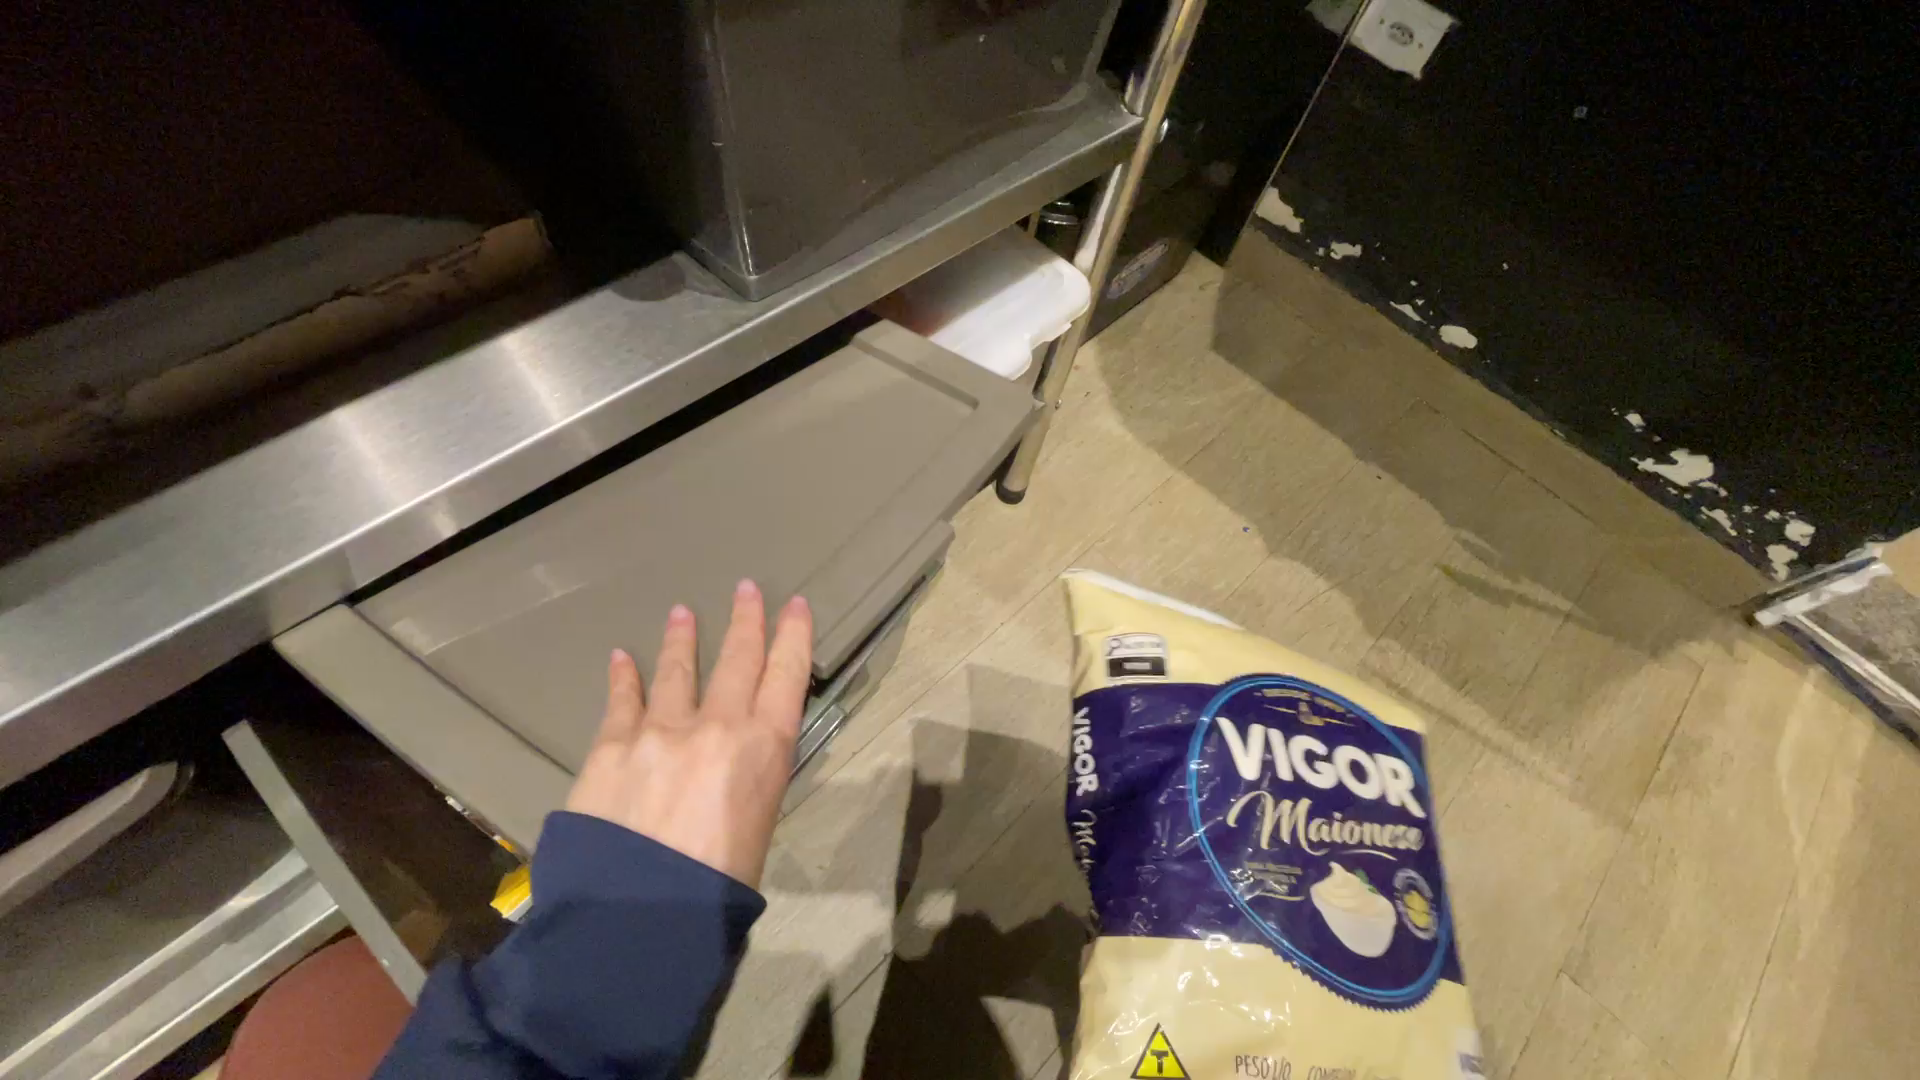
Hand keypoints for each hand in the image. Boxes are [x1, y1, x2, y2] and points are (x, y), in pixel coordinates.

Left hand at [565, 580, 811, 888]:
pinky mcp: (612, 746)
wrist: (638, 917)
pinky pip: (621, 701)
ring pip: (678, 670)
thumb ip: (750, 781)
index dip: (794, 635)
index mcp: (765, 747)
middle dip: (746, 620)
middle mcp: (718, 725)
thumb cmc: (719, 887)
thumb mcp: (759, 825)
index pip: (788, 674)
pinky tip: (621, 658)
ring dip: (682, 640)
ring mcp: (661, 730)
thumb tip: (735, 766)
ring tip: (682, 613)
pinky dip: (623, 678)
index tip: (796, 605)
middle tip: (747, 588)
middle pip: (738, 658)